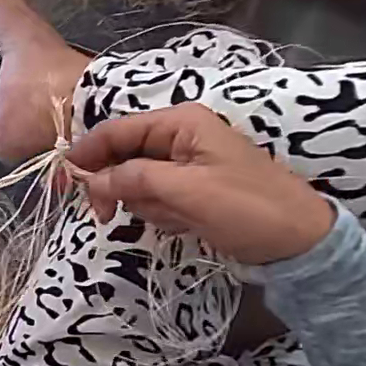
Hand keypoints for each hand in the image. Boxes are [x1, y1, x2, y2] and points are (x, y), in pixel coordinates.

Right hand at [66, 103, 335, 264]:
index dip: (87, 153)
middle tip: (106, 217)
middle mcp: (179, 136)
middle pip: (122, 155)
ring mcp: (185, 163)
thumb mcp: (187, 191)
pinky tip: (181, 223)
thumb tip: (88, 179)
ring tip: (172, 218)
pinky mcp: (190, 188)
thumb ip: (134, 179)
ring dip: (142, 203)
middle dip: (116, 185)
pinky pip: (155, 196)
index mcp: (180, 123)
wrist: (300, 242)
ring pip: (135, 179)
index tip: (66, 183)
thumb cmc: (247, 208)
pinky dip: (159, 212)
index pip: (117, 130)